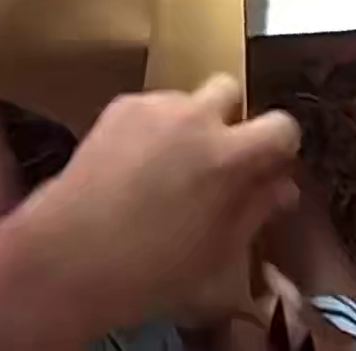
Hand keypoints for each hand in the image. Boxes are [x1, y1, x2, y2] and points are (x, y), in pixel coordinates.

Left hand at [0, 75, 301, 346]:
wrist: (72, 251)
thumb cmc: (153, 267)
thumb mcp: (218, 252)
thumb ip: (256, 209)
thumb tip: (282, 185)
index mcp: (228, 155)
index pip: (281, 124)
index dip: (281, 143)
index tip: (270, 162)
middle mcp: (194, 115)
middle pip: (229, 88)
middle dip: (230, 115)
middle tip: (215, 155)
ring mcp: (154, 104)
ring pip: (186, 98)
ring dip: (188, 121)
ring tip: (166, 165)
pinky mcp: (121, 104)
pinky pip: (152, 106)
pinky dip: (154, 126)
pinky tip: (134, 162)